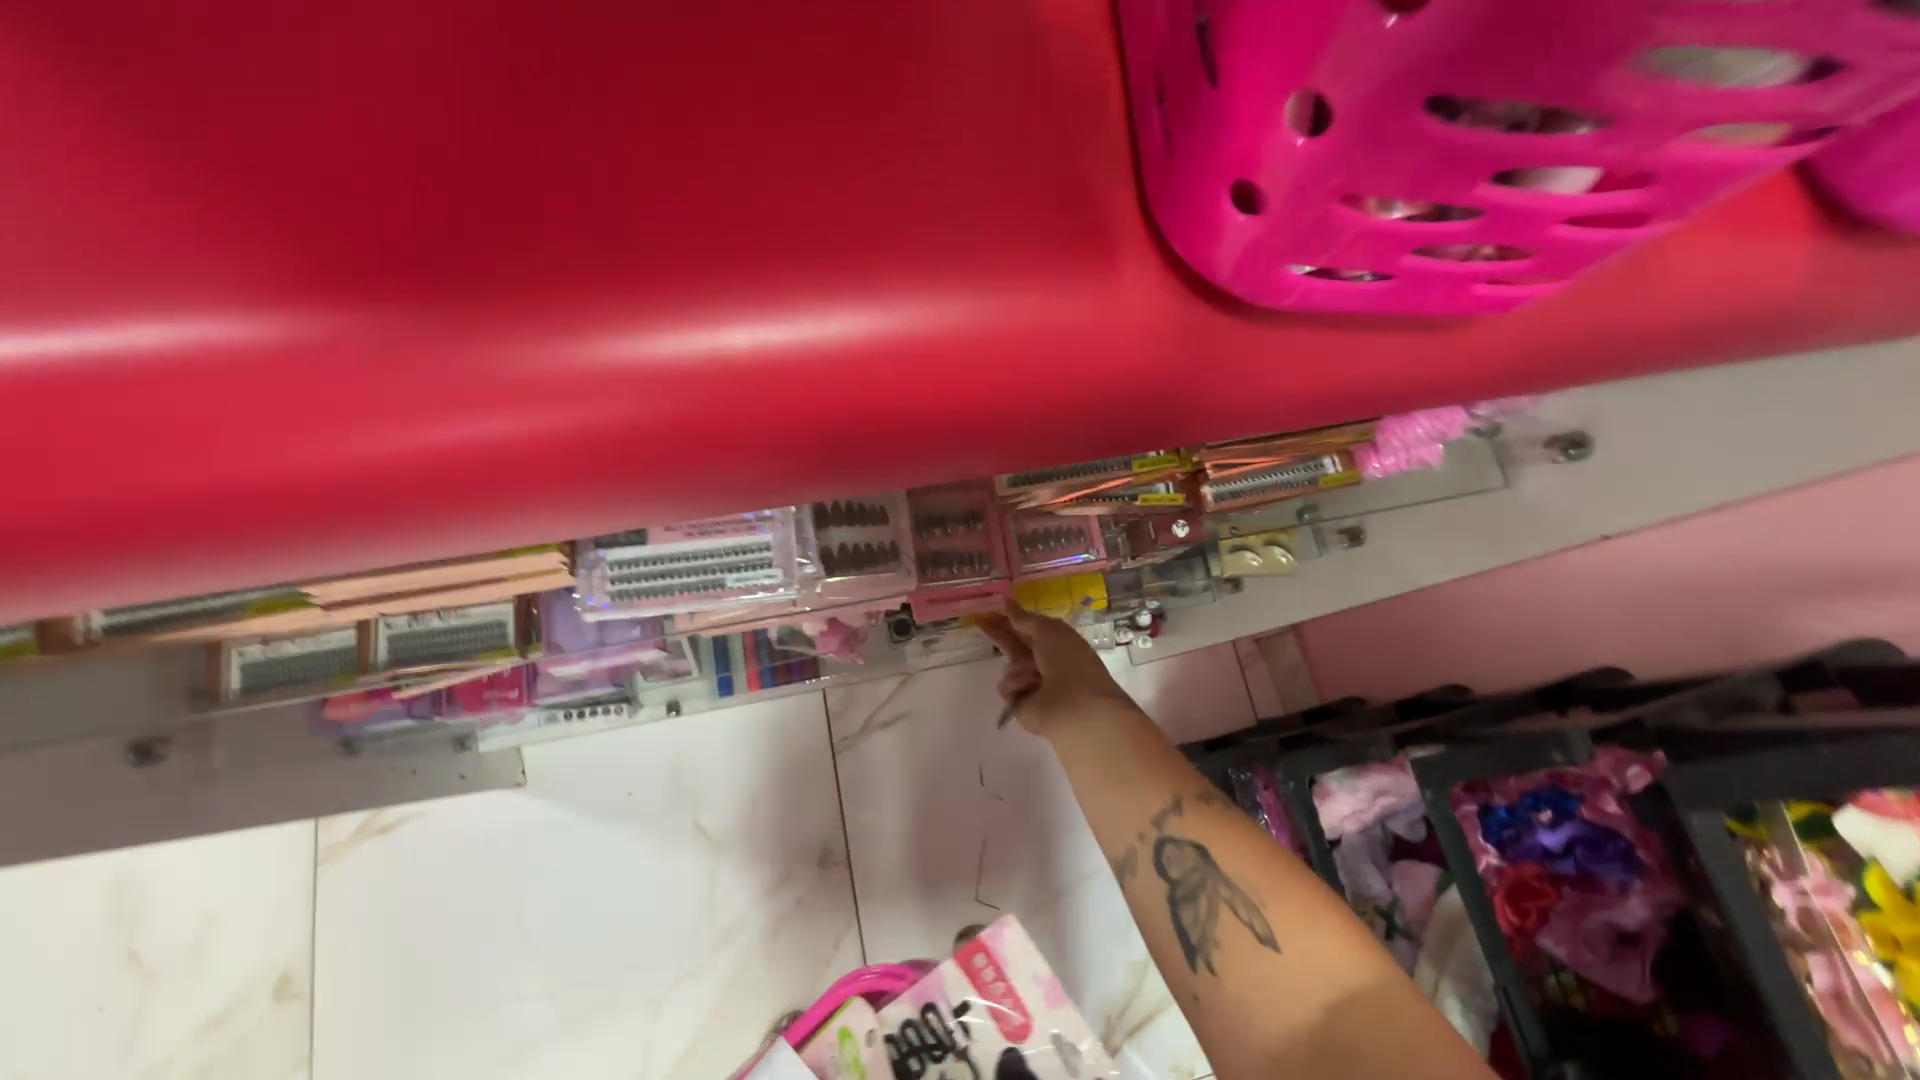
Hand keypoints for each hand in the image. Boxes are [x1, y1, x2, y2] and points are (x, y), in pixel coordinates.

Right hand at [977, 601, 1135, 737]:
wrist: (1077, 705)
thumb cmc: (1069, 662)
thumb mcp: (1050, 631)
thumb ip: (1025, 619)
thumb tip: (1007, 603)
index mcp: (1056, 645)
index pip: (1028, 630)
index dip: (1011, 620)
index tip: (994, 608)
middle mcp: (1043, 664)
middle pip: (1014, 647)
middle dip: (999, 634)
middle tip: (979, 621)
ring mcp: (1031, 684)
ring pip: (1009, 666)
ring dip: (1020, 666)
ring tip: (1035, 675)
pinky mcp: (1020, 702)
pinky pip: (1006, 685)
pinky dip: (1017, 683)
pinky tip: (1030, 688)